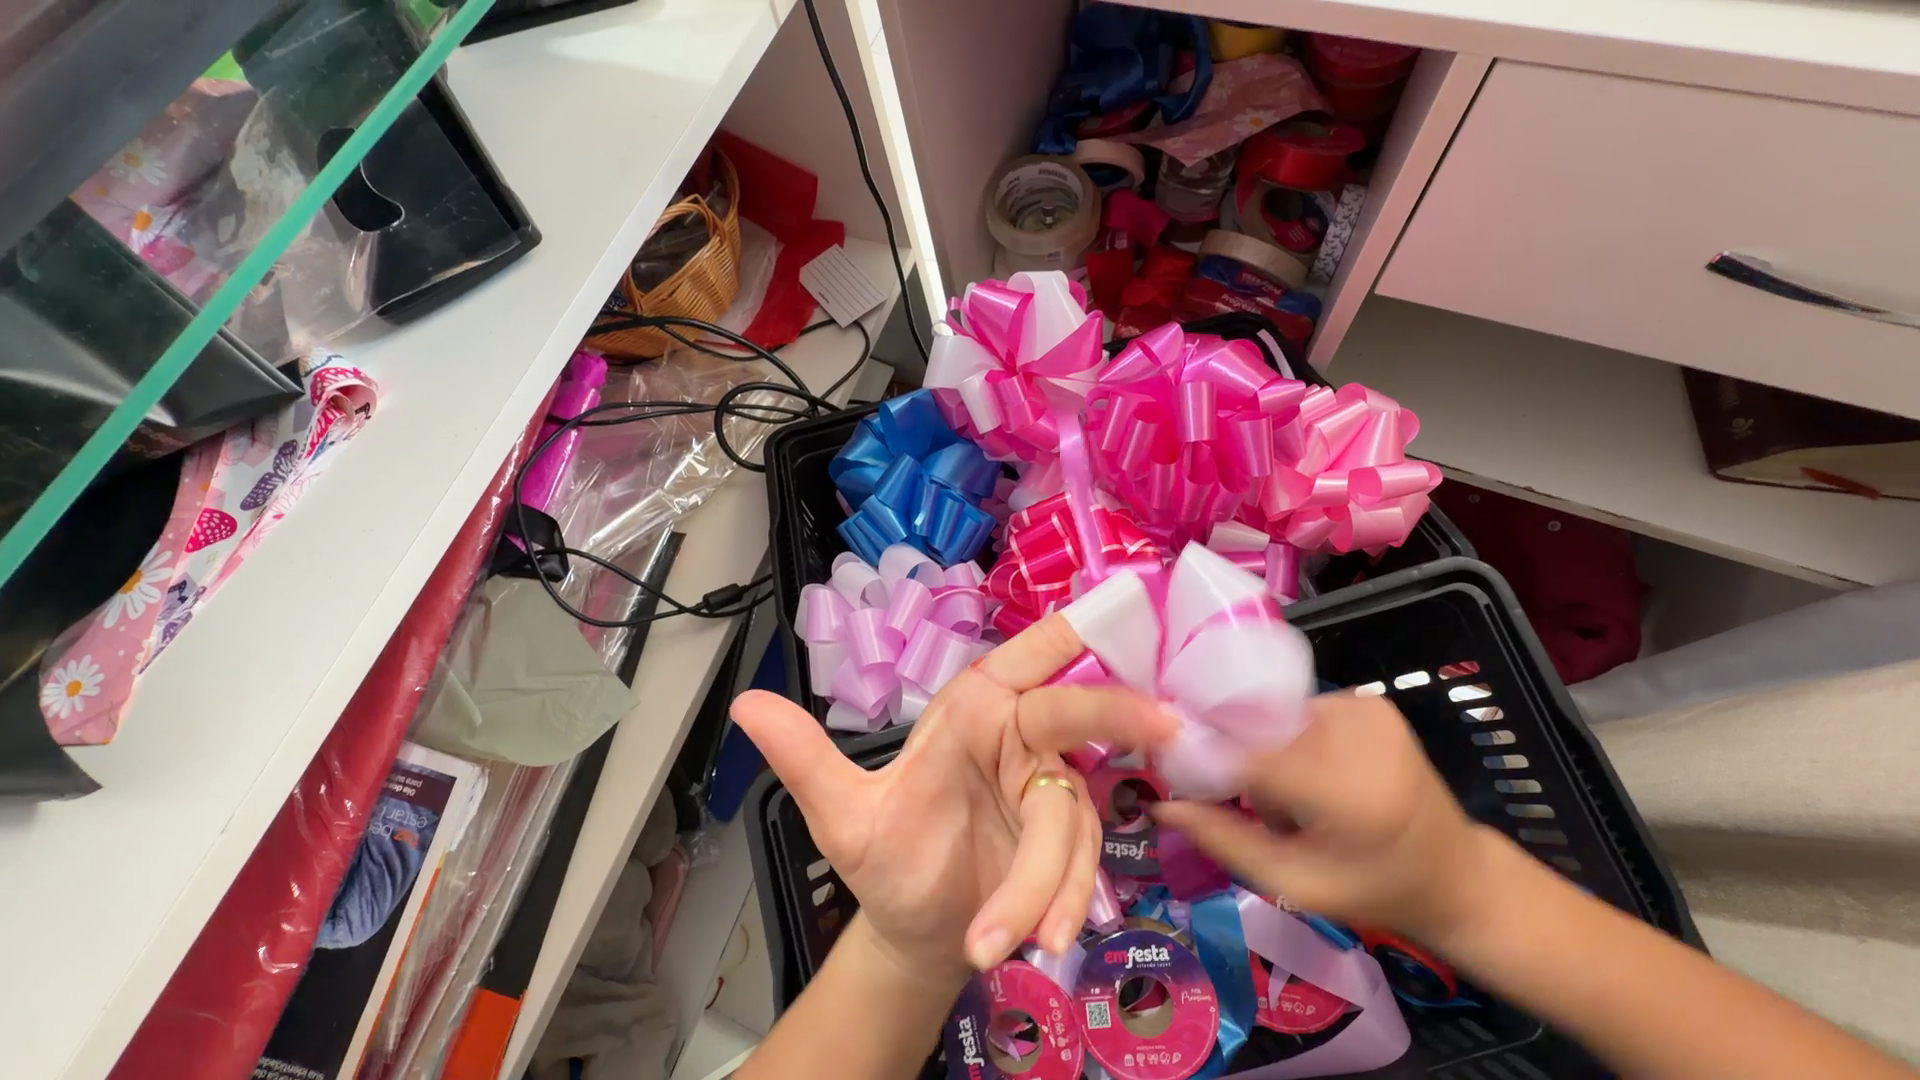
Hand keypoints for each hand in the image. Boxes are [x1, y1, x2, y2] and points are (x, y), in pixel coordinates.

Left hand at [731, 615, 1174, 980]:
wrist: (917, 932)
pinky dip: (1066, 897)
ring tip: (1019, 937)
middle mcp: (1019, 735)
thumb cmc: (886, 860)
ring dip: (1053, 875)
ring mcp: (1050, 787)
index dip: (1073, 628)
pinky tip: (1047, 936)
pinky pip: (1082, 858)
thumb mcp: (842, 812)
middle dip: (1116, 714)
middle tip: (1164, 725)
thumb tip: (744, 703)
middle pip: (1074, 712)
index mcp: (972, 709)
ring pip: (1073, 813)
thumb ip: (805, 757)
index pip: (1027, 654)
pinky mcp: (1068, 837)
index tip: (1126, 601)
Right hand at [1153, 693, 1499, 943]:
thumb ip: (1223, 840)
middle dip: (1235, 756)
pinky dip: (1288, 739)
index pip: (1246, 752)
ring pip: (1271, 715)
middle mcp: (1357, 735)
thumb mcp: (1293, 886)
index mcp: (1345, 792)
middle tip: (1245, 801)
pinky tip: (1311, 774)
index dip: (1202, 755)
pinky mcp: (1371, 702)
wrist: (1458, 876)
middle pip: (1254, 726)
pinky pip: (1297, 710)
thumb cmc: (1373, 889)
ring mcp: (1367, 710)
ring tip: (1289, 794)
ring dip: (1263, 749)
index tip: (1170, 769)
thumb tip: (1158, 802)